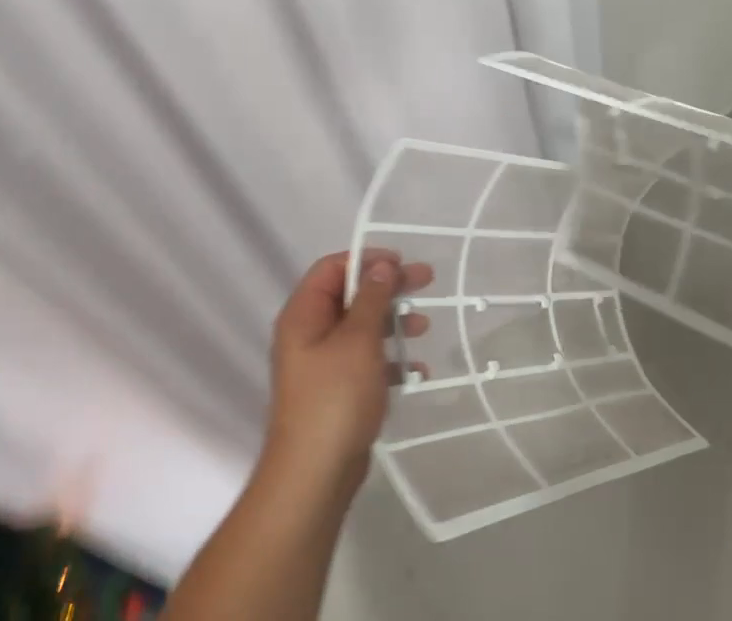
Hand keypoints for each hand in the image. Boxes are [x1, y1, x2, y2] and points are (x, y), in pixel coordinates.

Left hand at [264, 249, 432, 491]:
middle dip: (388, 289)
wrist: (315, 472)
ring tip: (424, 329)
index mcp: (304, 315)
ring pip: (361, 329)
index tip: (403, 263)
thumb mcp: (358, 340)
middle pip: (350, 296)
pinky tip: (417, 373)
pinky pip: (366, 363)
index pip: (332, 268)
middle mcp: (308, 334)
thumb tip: (382, 267)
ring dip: (393, 324)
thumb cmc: (335, 397)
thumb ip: (372, 300)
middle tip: (427, 282)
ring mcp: (322, 364)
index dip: (367, 259)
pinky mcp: (337, 391)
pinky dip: (391, 361)